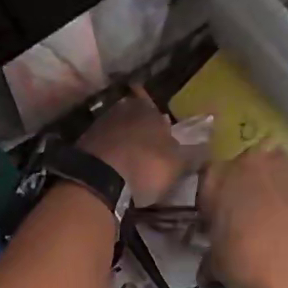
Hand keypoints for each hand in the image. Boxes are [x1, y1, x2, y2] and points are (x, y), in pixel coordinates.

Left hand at [77, 88, 182, 205]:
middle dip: (138, 131)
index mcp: (146, 107)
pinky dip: (106, 157)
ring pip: (115, 132)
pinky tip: (111, 172)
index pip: (153, 105)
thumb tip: (206, 146)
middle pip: (132, 117)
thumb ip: (193, 154)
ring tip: (128, 164)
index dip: (158, 121)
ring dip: (121, 144)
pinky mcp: (81, 147)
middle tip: (145, 150)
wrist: (99, 182)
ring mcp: (98, 126)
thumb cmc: (146, 167)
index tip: (161, 134)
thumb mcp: (177, 164)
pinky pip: (100, 149)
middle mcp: (120, 109)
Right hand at [200, 147, 287, 287]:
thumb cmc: (245, 260)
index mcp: (214, 180)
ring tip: (276, 216)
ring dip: (272, 185)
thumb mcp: (215, 266)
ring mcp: (282, 162)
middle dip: (243, 188)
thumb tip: (205, 271)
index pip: (207, 181)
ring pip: (272, 170)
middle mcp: (247, 161)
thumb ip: (208, 260)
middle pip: (242, 169)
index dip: (212, 200)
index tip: (217, 220)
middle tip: (247, 217)